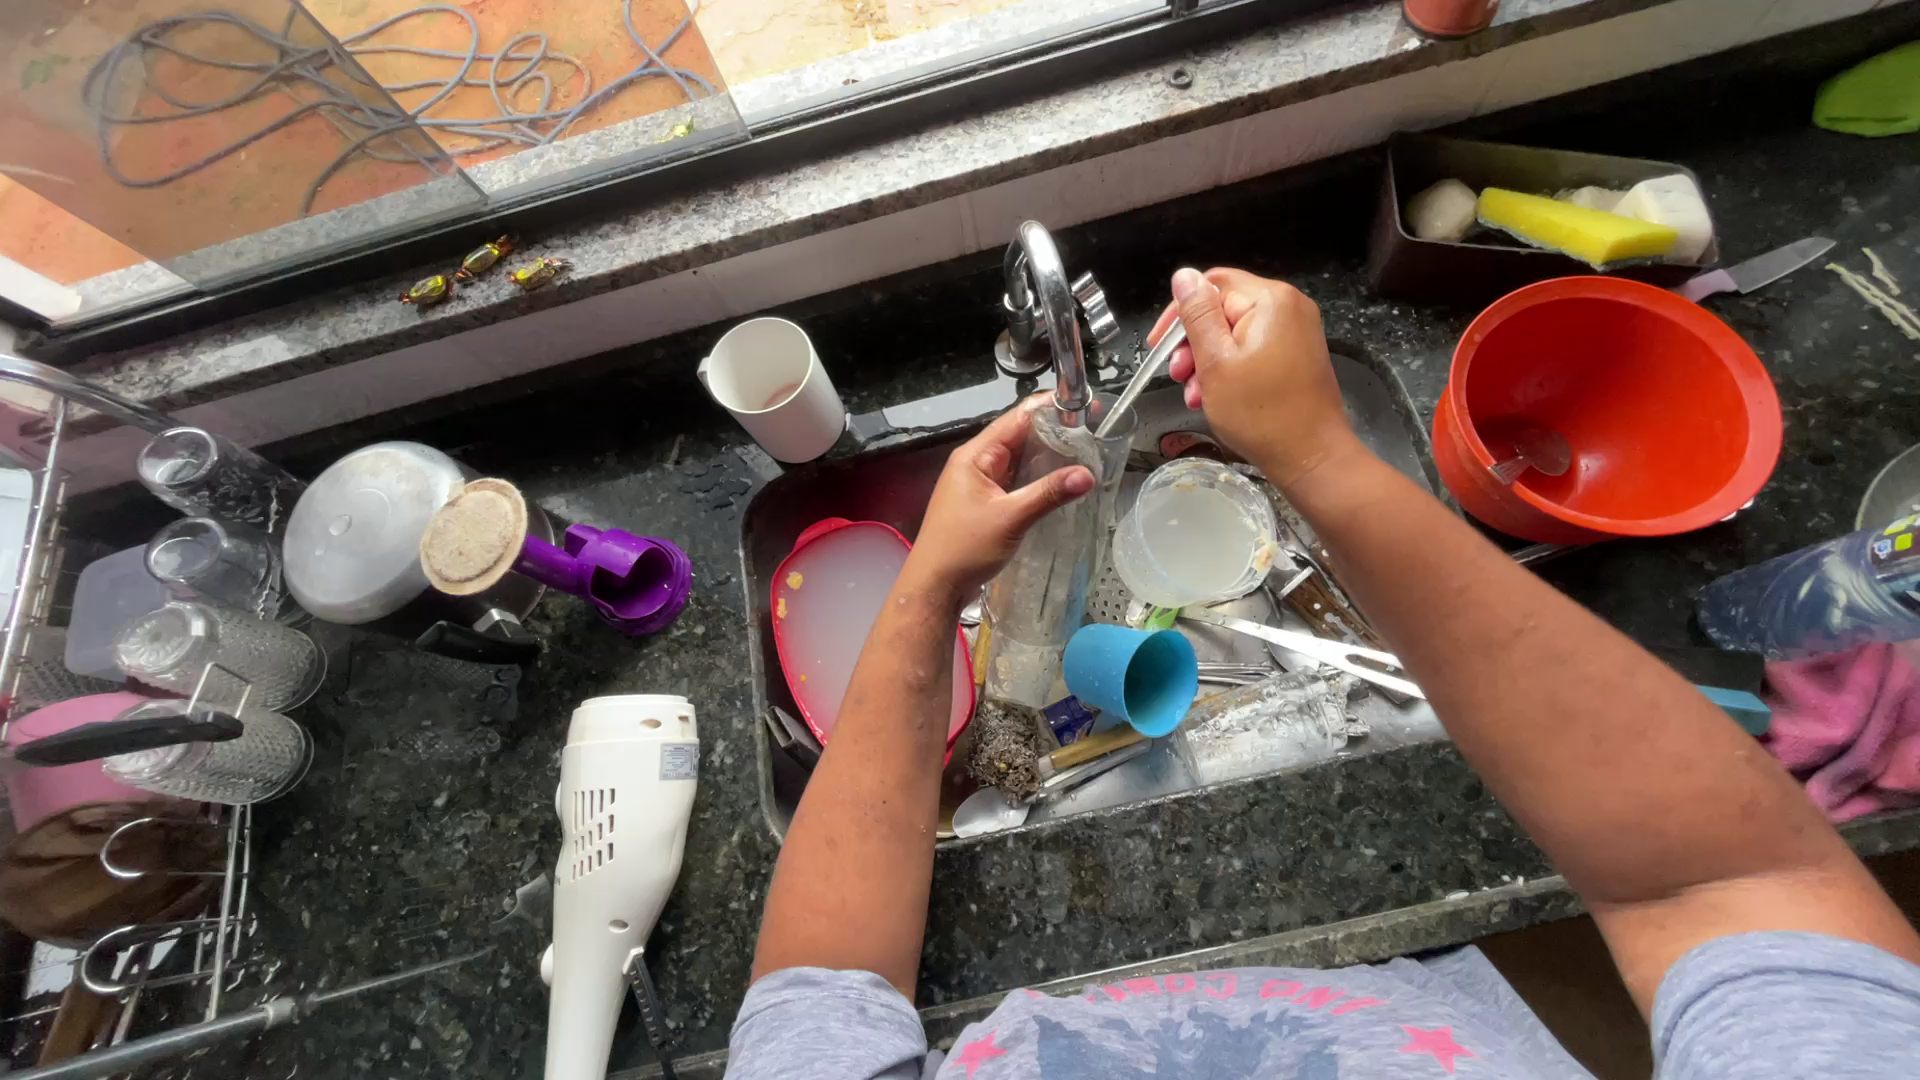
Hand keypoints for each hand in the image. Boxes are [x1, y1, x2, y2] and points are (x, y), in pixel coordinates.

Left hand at [902, 396, 1094, 597]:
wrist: (935, 586)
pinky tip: (1059, 483)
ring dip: (1046, 457)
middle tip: (1092, 431)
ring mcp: (979, 485)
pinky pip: (1015, 483)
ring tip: (1084, 452)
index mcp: (975, 456)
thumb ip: (1048, 494)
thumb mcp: (1010, 518)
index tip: (1082, 405)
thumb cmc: (964, 549)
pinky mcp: (985, 505)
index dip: (1050, 409)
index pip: (1016, 419)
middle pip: (1019, 437)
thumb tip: (1086, 475)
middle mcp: (976, 464)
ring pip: (1018, 461)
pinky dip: (1036, 480)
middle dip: (1053, 432)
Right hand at [1149, 267, 1362, 488]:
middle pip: (1222, 309)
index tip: (1158, 347)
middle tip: (1178, 376)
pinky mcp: (1296, 353)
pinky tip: (1215, 396)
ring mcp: (1295, 331)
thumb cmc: (1260, 413)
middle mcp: (1287, 306)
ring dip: (1207, 361)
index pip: (1211, 286)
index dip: (1178, 314)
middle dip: (1193, 343)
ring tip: (1196, 395)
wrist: (1309, 454)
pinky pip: (1252, 349)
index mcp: (1269, 300)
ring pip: (1234, 333)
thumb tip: (1183, 275)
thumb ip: (1197, 315)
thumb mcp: (1215, 362)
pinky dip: (1229, 368)